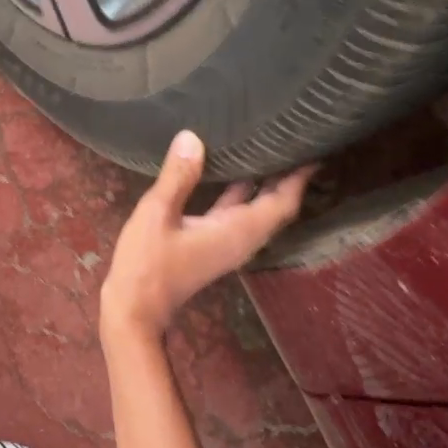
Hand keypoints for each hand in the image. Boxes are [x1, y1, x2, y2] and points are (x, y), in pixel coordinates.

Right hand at [100, 131, 313, 340]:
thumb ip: (177, 177)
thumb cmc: (146, 265)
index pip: (283, 203)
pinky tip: (231, 172)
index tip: (313, 148)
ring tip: (267, 148)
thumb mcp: (156, 215)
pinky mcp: (210, 246)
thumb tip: (193, 137)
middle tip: (292, 140)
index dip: (300, 177)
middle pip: (275, 207)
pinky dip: (242, 194)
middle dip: (287, 176)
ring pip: (256, 212)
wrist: (134, 310)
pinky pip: (236, 215)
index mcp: (237, 231)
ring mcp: (225, 245)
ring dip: (265, 185)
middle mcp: (240, 239)